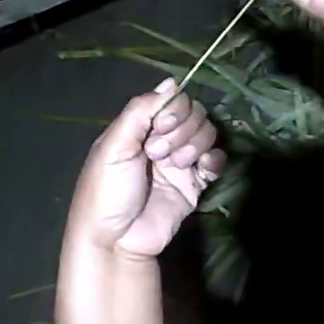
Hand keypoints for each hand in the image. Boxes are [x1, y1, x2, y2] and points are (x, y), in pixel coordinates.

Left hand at [66, 80, 224, 261]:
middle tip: (157, 153)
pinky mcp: (196, 183)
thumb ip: (141, 110)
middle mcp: (164, 138)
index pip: (175, 99)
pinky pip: (216, 160)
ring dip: (194, 145)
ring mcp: (181, 161)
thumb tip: (172, 81)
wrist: (116, 242)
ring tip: (173, 165)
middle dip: (182, 129)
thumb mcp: (113, 145)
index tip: (159, 128)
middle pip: (195, 113)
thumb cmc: (106, 191)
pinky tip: (202, 169)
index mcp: (141, 126)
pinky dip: (214, 159)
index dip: (174, 109)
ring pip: (207, 134)